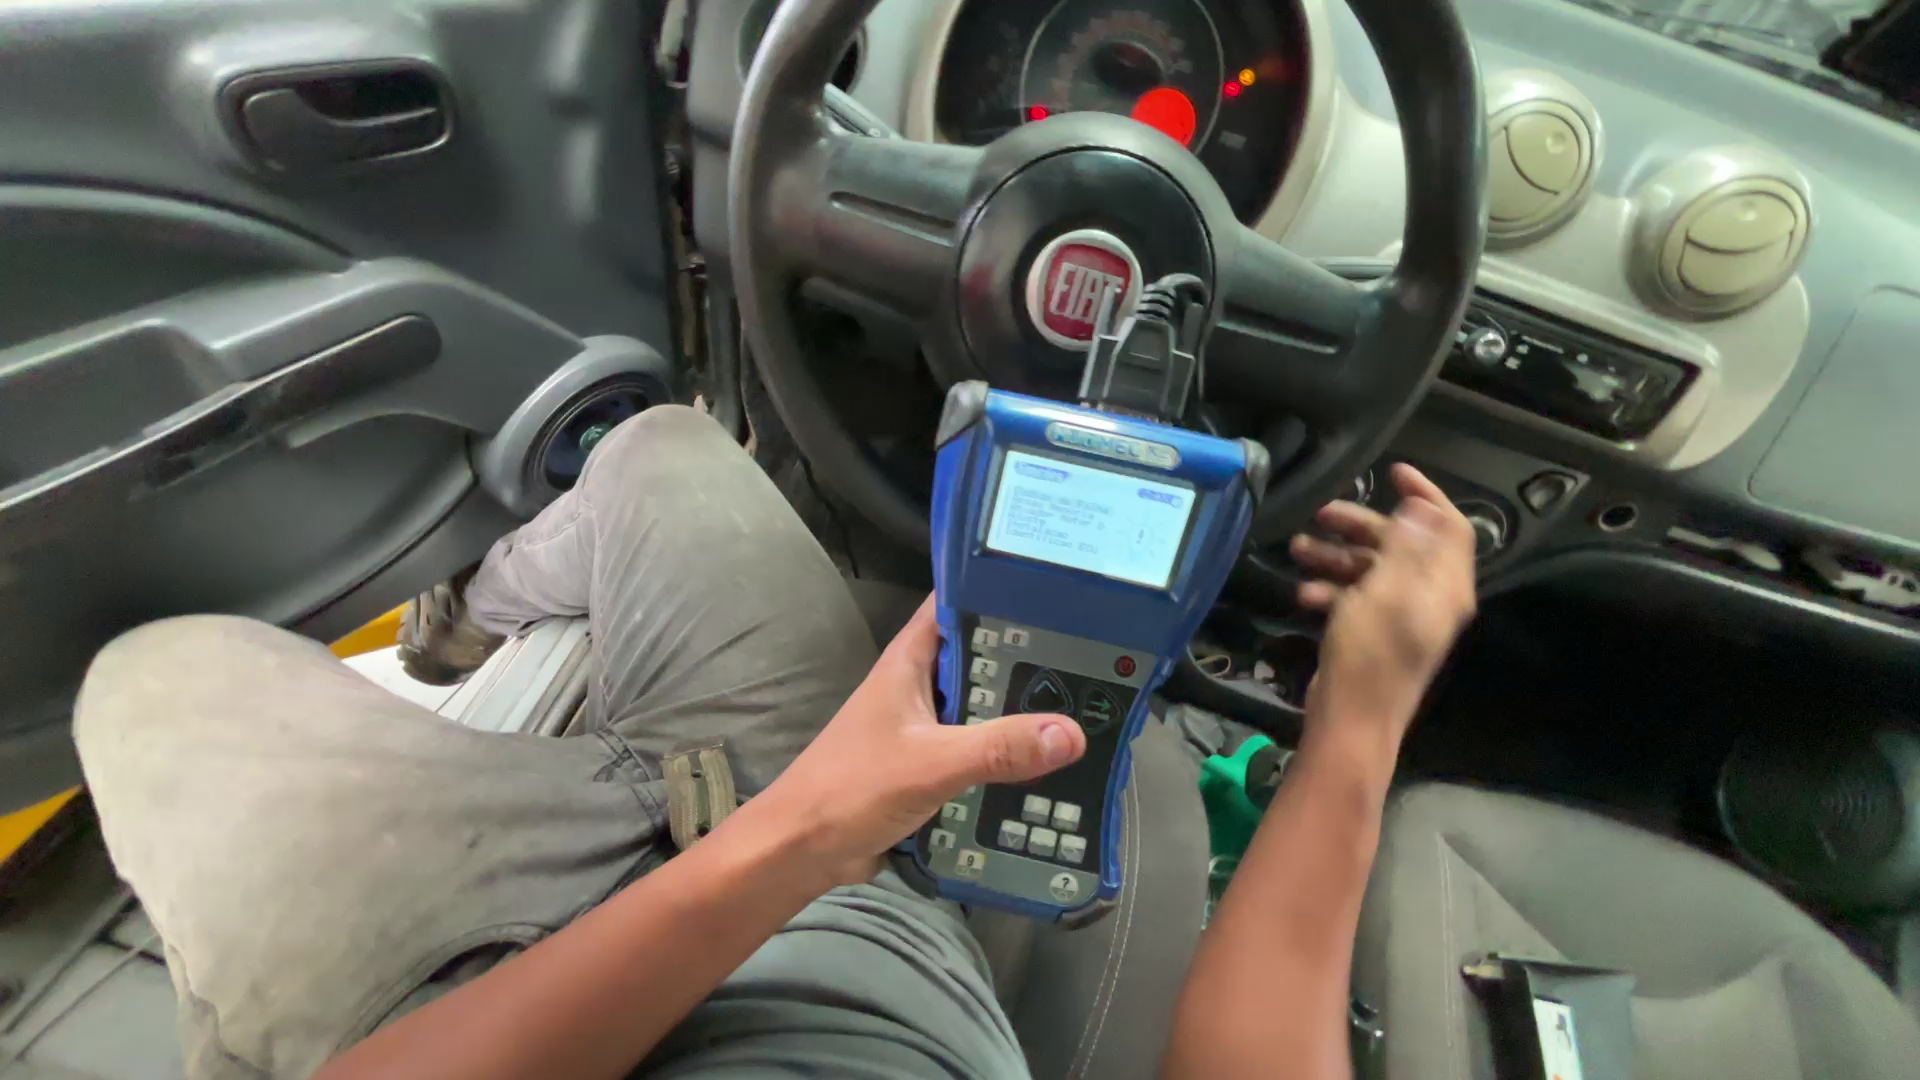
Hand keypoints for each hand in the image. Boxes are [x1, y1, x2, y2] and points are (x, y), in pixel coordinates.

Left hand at [746, 597, 1085, 889]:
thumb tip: (1071, 733)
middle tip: (1099, 657)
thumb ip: (998, 748)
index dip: (1007, 589)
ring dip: (1024, 710)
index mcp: (912, 657)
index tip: (1065, 591)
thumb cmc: (853, 788)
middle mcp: (923, 680)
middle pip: (985, 655)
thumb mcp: (930, 763)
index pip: (962, 600)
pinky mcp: (933, 760)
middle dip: (1032, 657)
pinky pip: (982, 745)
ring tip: (1092, 705)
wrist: (803, 851)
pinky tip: (1053, 759)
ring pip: (987, 704)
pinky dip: (1011, 750)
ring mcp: (928, 722)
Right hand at [1287, 464, 1477, 753]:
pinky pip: (1354, 595)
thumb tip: (1419, 510)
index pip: (1448, 526)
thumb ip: (1404, 550)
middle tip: (1323, 513)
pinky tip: (1305, 593)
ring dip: (1336, 555)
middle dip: (1361, 525)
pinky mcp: (1373, 630)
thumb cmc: (1369, 658)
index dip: (1425, 495)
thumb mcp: (1385, 595)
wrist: (1351, 719)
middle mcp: (1427, 596)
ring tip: (1299, 549)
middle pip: (1401, 543)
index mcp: (1442, 586)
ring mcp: (1399, 614)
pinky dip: (1331, 588)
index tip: (1393, 472)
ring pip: (1371, 568)